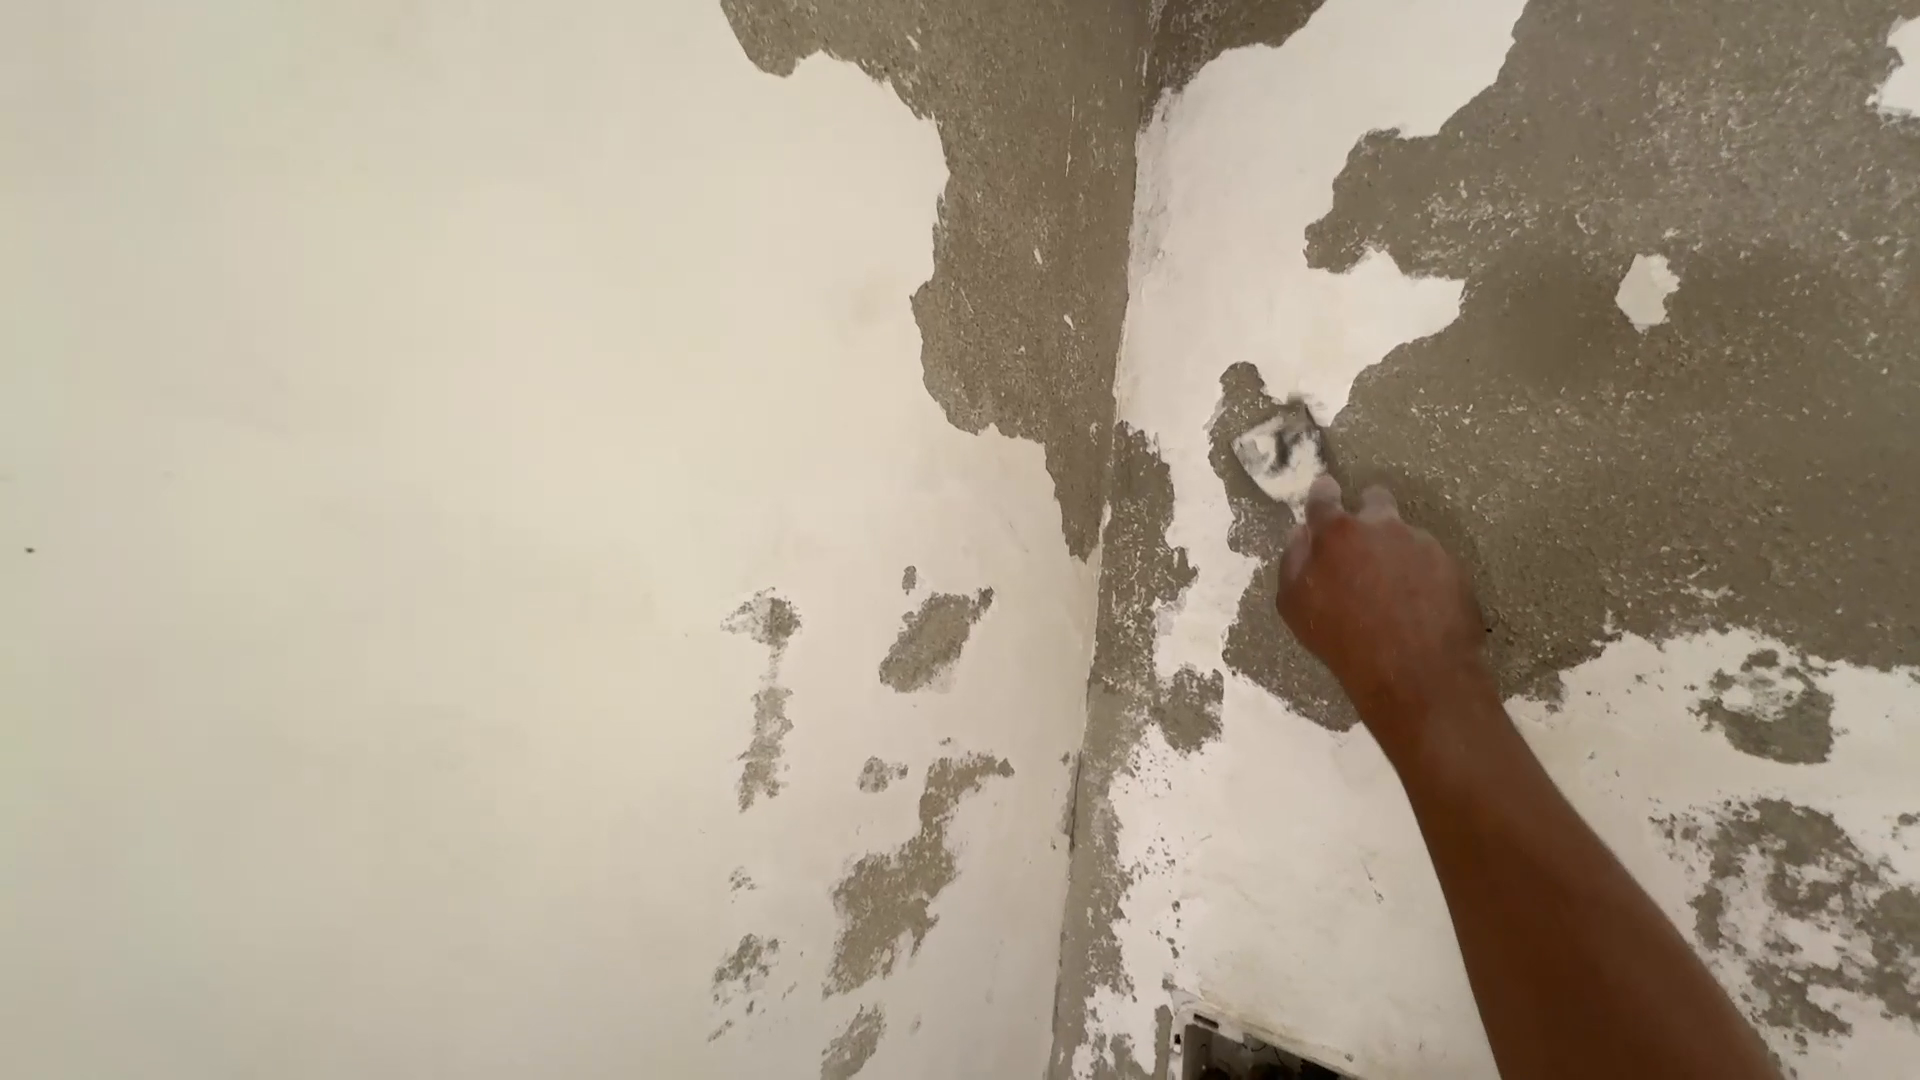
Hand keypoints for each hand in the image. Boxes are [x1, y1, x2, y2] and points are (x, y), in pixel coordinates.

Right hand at [1277, 476, 1491, 739]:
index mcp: (1335, 533)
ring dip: (1393, 549)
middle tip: (1362, 544)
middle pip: (1374, 499)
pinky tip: (1414, 603)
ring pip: (1403, 533)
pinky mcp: (1453, 565)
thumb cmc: (1339, 637)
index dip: (1323, 493)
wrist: (1412, 670)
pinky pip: (1429, 559)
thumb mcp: (1293, 604)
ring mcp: (1421, 543)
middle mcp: (1381, 526)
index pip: (1324, 497)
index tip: (1325, 493)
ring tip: (1390, 588)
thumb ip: (1293, 560)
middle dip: (1367, 512)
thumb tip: (1301, 533)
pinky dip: (1419, 573)